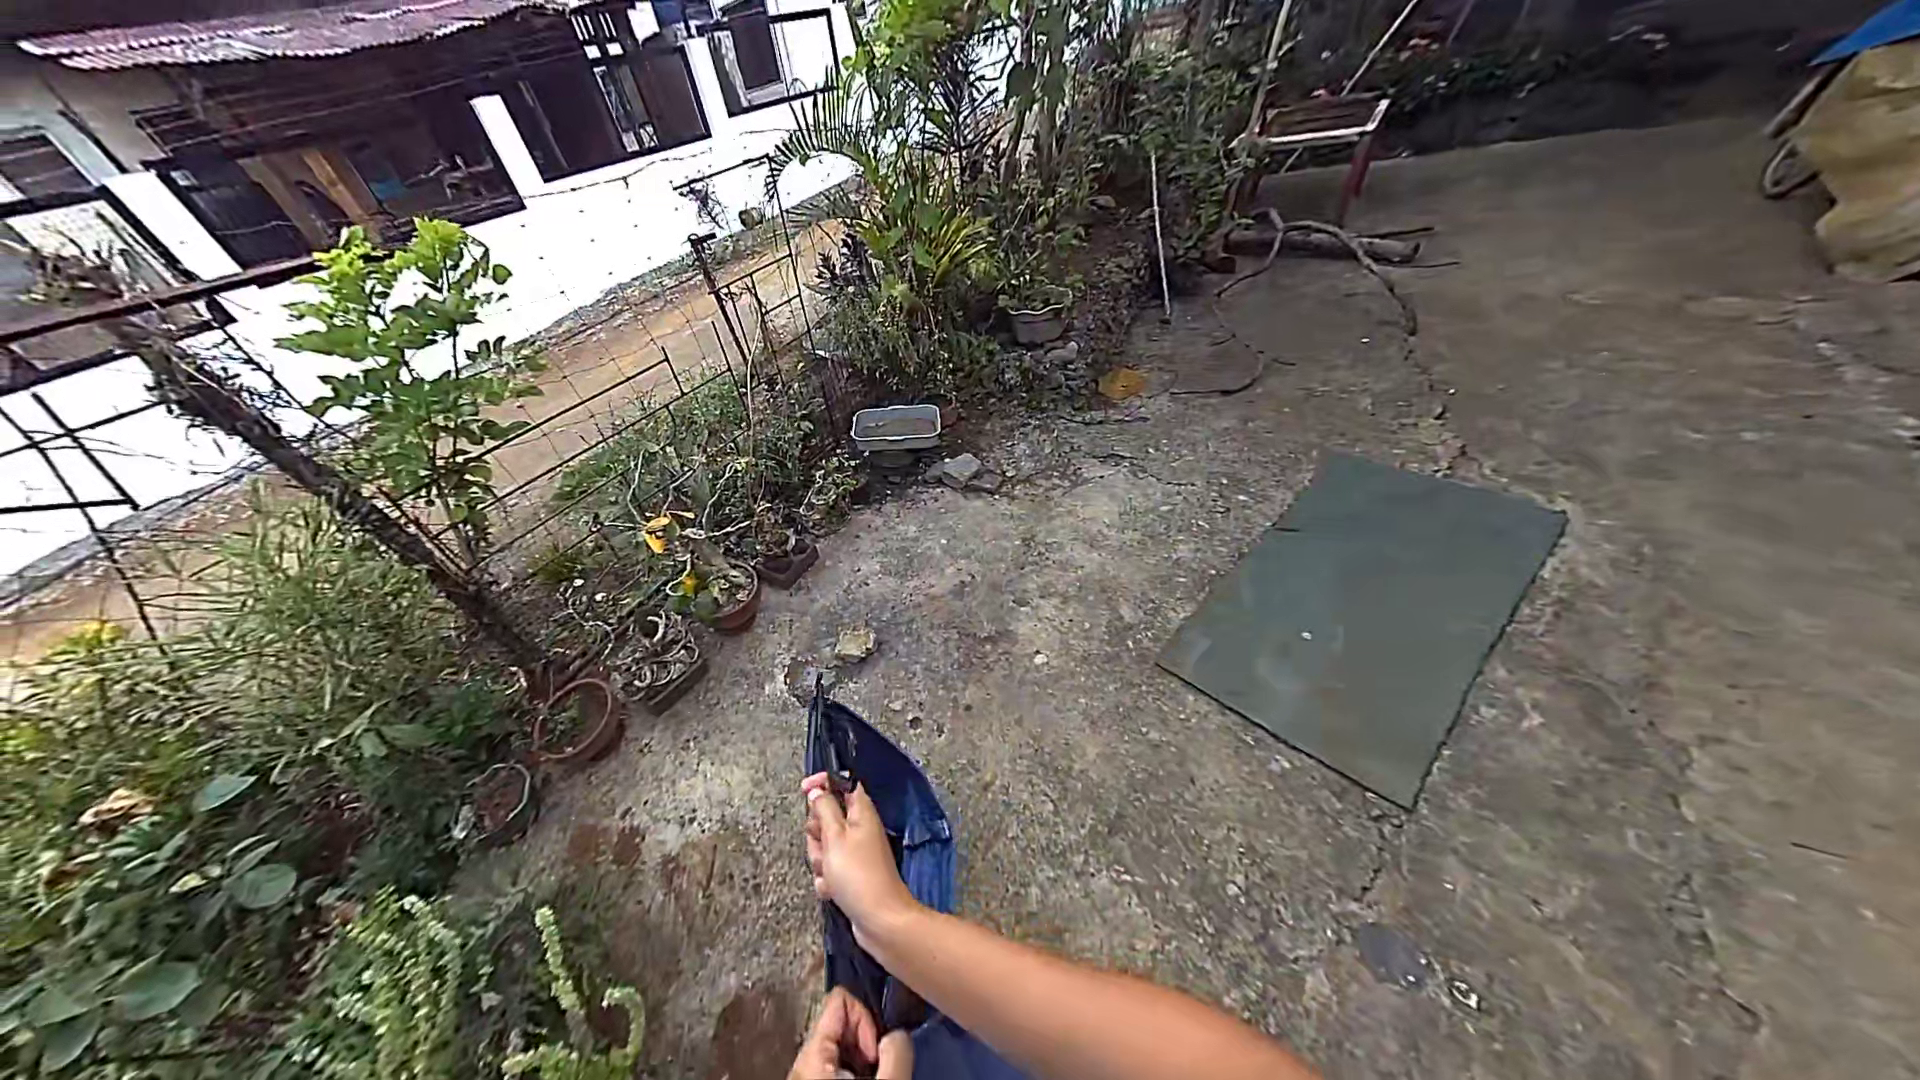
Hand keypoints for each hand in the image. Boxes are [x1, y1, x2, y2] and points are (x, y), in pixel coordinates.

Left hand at [787, 987, 913, 1078]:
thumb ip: (896, 1050)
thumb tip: (900, 1033)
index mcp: (811, 1051)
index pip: (840, 997)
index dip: (866, 1015)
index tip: (876, 1047)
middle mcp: (805, 1059)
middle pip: (843, 1020)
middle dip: (868, 1038)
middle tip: (879, 1065)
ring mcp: (810, 1074)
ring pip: (844, 1045)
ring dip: (865, 1057)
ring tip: (876, 1076)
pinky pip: (840, 1065)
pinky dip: (858, 1071)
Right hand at [803, 772, 919, 947]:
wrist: (879, 918)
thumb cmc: (857, 874)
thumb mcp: (835, 837)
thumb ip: (824, 809)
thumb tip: (817, 789)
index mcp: (861, 810)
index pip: (842, 782)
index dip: (823, 782)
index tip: (805, 789)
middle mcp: (859, 827)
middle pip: (826, 816)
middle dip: (816, 833)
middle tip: (823, 846)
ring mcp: (855, 850)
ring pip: (823, 844)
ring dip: (819, 859)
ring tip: (829, 872)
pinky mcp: (851, 872)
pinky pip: (829, 868)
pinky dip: (826, 878)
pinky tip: (833, 889)